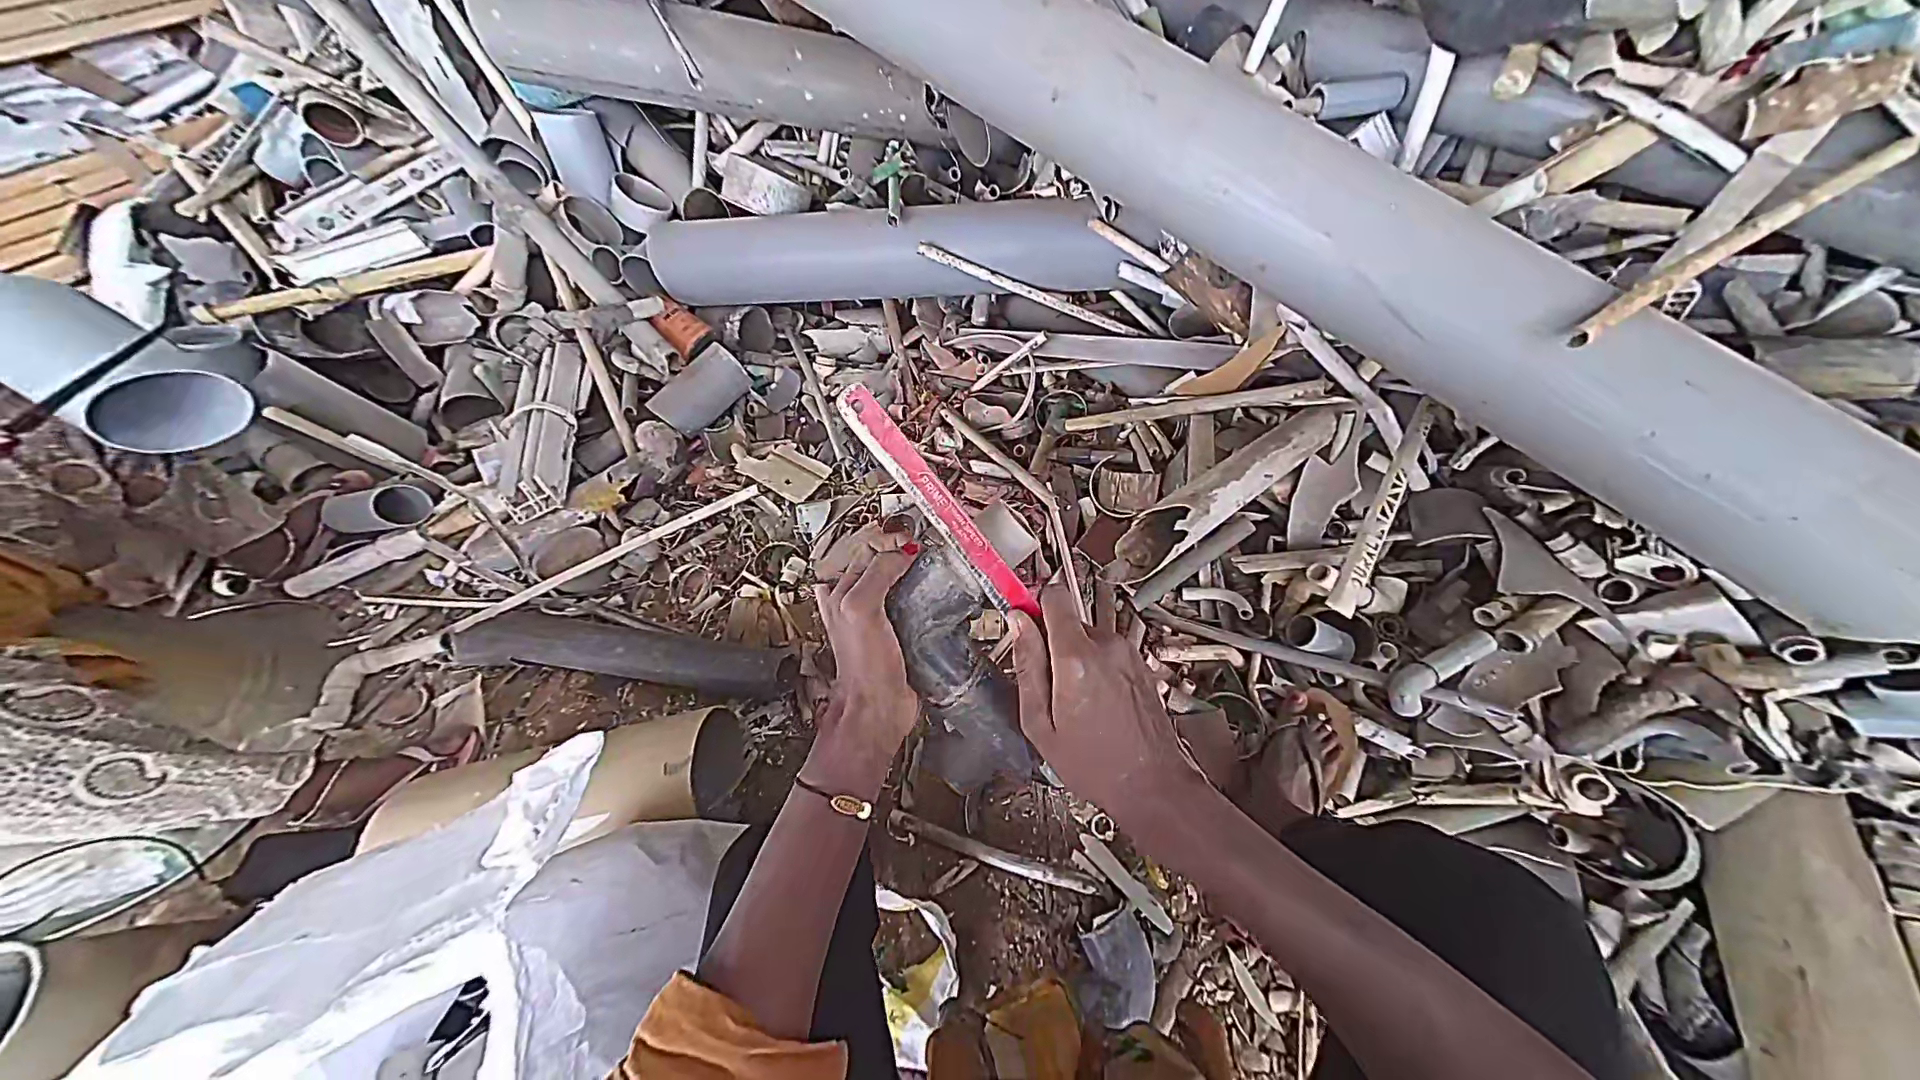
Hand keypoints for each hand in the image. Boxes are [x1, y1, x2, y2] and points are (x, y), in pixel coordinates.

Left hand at [806, 523, 919, 795]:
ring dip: (916, 572)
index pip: (865, 548)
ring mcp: (878, 616)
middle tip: (926, 545)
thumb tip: (902, 551)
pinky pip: (913, 603)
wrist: (879, 707)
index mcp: (838, 591)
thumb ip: (877, 574)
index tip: (913, 535)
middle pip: (881, 561)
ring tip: (934, 564)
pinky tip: (937, 594)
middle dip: (902, 551)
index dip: (888, 538)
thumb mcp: (861, 608)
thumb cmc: (862, 666)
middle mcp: (855, 601)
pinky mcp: (899, 631)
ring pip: (898, 581)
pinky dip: (925, 595)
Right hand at [1009, 581, 1204, 826]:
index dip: (1034, 602)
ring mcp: (1128, 654)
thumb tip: (1018, 624)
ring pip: (1087, 636)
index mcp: (1076, 658)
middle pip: (1068, 620)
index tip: (1023, 615)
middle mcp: (1106, 646)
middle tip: (1046, 682)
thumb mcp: (1040, 723)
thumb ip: (1026, 665)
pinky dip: (1095, 667)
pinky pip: (1106, 651)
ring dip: (1074, 658)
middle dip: (1052, 642)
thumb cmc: (1096, 764)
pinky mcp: (1140, 664)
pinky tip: (1095, 703)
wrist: (1153, 785)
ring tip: (1073, 700)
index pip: (1054, 596)